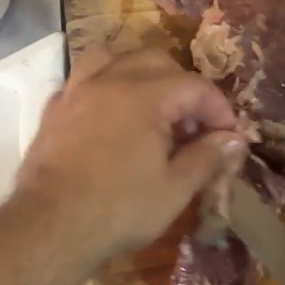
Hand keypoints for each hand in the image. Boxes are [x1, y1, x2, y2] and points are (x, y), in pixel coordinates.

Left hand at [16, 49, 245, 260]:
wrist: (51, 227)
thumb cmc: (120, 209)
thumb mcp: (175, 189)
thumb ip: (207, 157)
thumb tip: (234, 139)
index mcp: (144, 95)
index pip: (194, 85)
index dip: (218, 108)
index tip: (228, 135)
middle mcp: (109, 81)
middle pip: (156, 61)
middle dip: (183, 88)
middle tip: (193, 126)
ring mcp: (75, 92)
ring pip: (113, 58)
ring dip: (140, 74)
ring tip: (151, 107)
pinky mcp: (53, 111)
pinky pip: (83, 81)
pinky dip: (105, 88)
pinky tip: (112, 118)